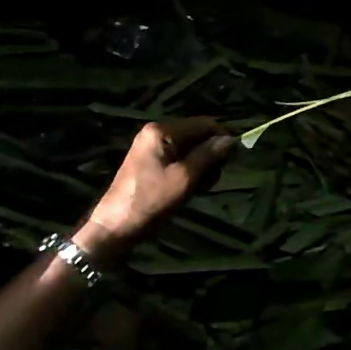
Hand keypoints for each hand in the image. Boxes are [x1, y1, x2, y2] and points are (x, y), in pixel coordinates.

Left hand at [83, 118, 237, 255]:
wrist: (115, 226)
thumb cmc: (150, 200)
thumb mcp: (184, 179)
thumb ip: (208, 156)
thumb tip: (230, 140)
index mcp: (162, 130)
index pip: (203, 123)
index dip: (222, 138)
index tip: (235, 159)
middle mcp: (156, 132)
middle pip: (196, 135)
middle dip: (210, 154)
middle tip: (213, 179)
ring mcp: (151, 147)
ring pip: (190, 149)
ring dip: (201, 166)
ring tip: (201, 187)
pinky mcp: (150, 163)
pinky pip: (178, 159)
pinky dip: (189, 172)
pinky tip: (190, 189)